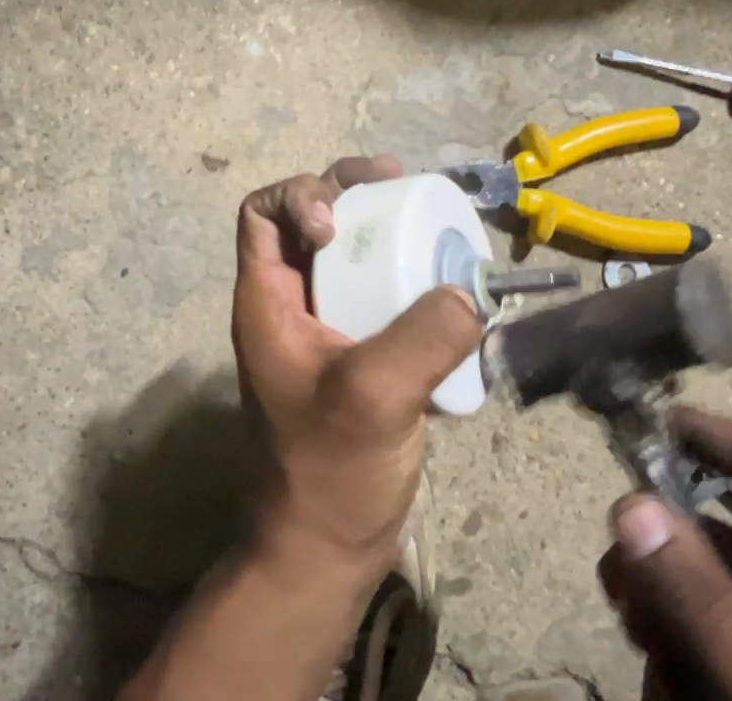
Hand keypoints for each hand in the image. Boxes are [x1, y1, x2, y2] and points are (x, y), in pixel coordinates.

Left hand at [233, 156, 484, 580]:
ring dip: (391, 231)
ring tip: (435, 219)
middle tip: (402, 183)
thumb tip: (469, 294)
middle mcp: (295, 305)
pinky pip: (386, 295)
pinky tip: (451, 282)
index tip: (340, 225)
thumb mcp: (372, 398)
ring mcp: (331, 330)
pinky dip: (414, 278)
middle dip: (353, 192)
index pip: (262, 214)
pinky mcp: (366, 355)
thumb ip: (422, 338)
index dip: (298, 196)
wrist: (328, 548)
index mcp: (268, 303)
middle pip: (313, 219)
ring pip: (354, 255)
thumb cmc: (329, 473)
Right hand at [599, 407, 731, 700]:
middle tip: (625, 607)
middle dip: (664, 569)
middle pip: (724, 544)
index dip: (711, 434)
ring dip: (672, 637)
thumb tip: (628, 501)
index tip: (640, 428)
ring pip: (717, 608)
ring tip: (668, 692)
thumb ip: (698, 604)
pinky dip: (695, 673)